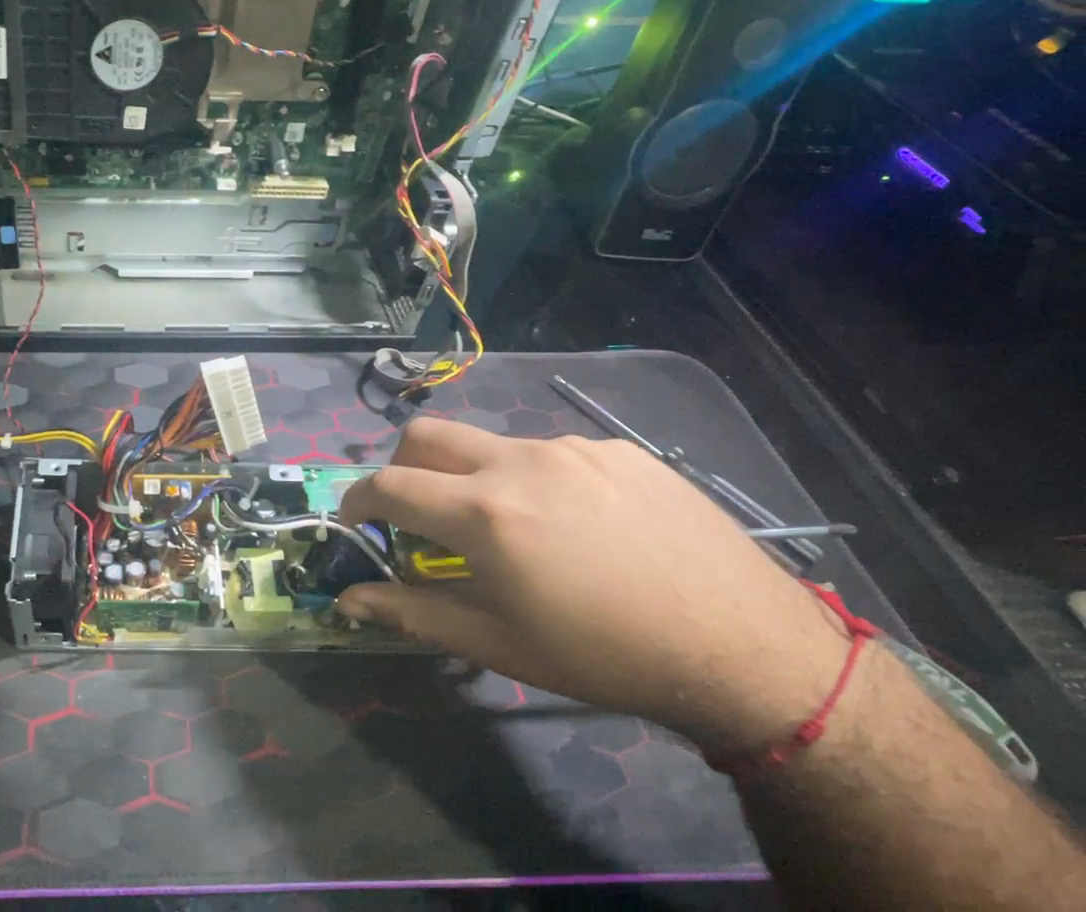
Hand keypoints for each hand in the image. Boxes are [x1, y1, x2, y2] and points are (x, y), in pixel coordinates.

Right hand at [337, 418, 851, 750]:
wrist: (742, 647)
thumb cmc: (602, 656)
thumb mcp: (497, 643)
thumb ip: (412, 611)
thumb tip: (348, 599)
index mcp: (484, 512)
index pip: (388, 485)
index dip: (358, 503)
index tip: (357, 525)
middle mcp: (521, 461)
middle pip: (426, 435)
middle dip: (401, 467)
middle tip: (416, 514)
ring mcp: (575, 448)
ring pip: (493, 445)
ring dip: (474, 477)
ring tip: (514, 532)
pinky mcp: (621, 451)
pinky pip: (554, 453)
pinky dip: (535, 480)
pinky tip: (576, 527)